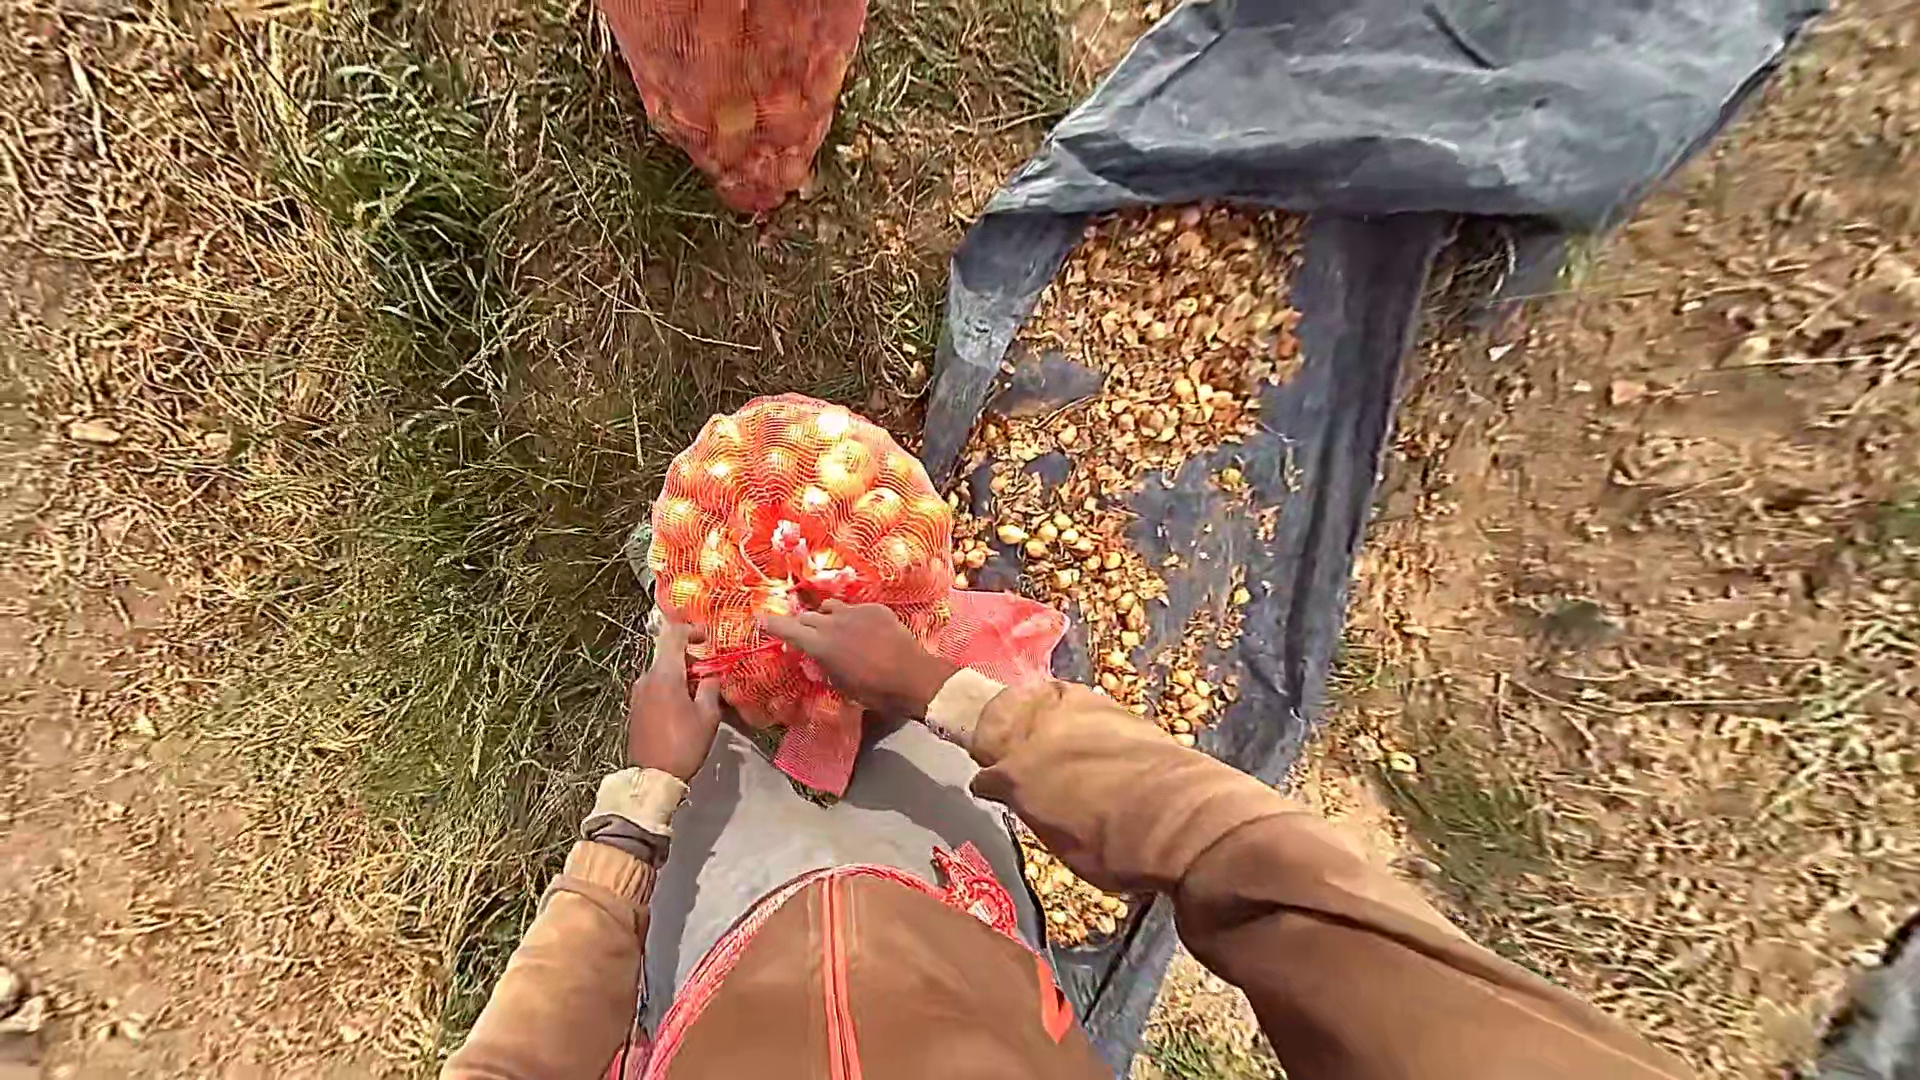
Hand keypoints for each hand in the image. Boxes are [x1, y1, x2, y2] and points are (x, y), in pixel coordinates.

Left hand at [627, 613, 722, 780]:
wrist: (652, 778)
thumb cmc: (684, 743)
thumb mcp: (708, 714)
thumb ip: (711, 686)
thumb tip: (711, 675)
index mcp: (665, 675)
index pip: (674, 636)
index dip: (692, 631)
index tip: (708, 637)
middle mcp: (647, 679)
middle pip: (669, 655)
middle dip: (692, 659)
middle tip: (712, 673)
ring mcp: (638, 693)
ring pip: (663, 671)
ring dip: (683, 674)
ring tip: (702, 692)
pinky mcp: (636, 707)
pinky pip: (656, 686)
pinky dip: (672, 686)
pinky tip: (686, 704)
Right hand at [763, 600, 958, 717]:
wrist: (911, 676)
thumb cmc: (873, 690)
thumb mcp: (841, 684)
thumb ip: (824, 665)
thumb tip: (818, 658)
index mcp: (820, 644)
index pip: (788, 629)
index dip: (772, 624)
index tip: (760, 619)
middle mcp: (834, 622)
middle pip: (808, 616)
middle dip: (802, 624)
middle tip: (804, 633)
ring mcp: (856, 612)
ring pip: (831, 607)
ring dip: (826, 617)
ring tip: (833, 629)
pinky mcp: (876, 608)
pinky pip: (856, 608)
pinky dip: (853, 617)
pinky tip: (863, 630)